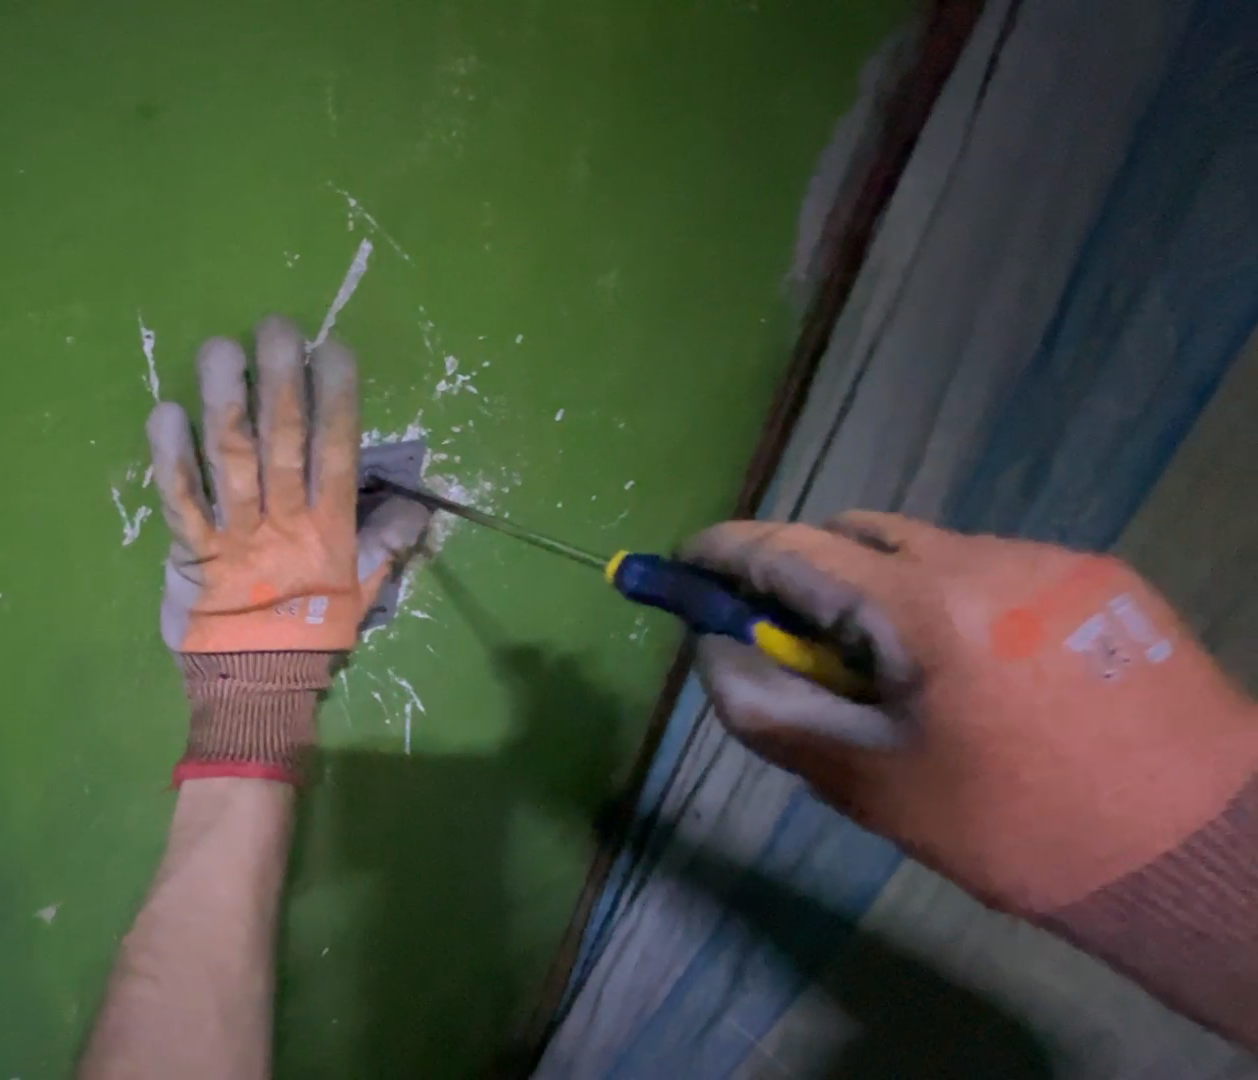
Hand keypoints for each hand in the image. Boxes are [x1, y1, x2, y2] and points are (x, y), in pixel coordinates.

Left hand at [146, 315, 428, 782]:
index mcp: (328, 528)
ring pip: (231, 461)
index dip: (338, 403)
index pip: (338, 454)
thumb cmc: (309, 632)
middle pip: (283, 444)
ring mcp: (235, 536)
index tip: (335, 351)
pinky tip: (163, 413)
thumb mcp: (362, 592)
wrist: (255, 686)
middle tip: (276, 328)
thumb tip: (421, 506)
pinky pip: (180, 502)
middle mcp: (284, 522)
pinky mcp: (192, 552)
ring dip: (224, 403)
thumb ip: (386, 544)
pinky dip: (169, 461)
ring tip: (220, 350)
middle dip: (281, 385)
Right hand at [681, 511, 1257, 913]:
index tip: (679, 562)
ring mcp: (1050, 561)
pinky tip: (948, 660)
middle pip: (847, 532)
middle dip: (794, 567)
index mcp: (925, 606)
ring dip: (862, 581)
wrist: (1216, 867)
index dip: (722, 550)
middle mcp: (986, 558)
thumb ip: (761, 703)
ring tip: (869, 655)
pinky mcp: (1096, 579)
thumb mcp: (859, 778)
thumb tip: (708, 645)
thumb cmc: (1013, 827)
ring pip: (912, 545)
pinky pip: (972, 565)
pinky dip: (926, 594)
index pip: (790, 549)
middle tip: (776, 628)